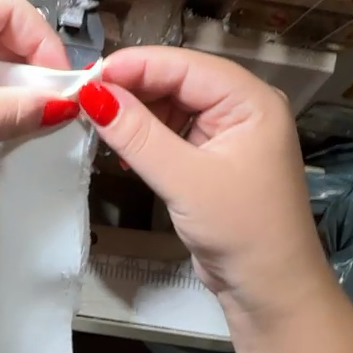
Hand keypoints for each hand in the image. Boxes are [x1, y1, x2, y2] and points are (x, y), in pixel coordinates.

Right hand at [79, 46, 333, 321]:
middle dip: (132, 90)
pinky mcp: (213, 161)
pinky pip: (174, 136)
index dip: (135, 66)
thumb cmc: (240, 229)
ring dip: (136, 116)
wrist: (269, 287)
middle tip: (84, 102)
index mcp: (251, 100)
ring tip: (98, 125)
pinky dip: (146, 140)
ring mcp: (227, 136)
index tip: (87, 77)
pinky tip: (123, 152)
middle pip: (178, 83)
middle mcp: (242, 109)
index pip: (185, 66)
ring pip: (172, 109)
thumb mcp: (185, 179)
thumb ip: (138, 135)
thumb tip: (92, 96)